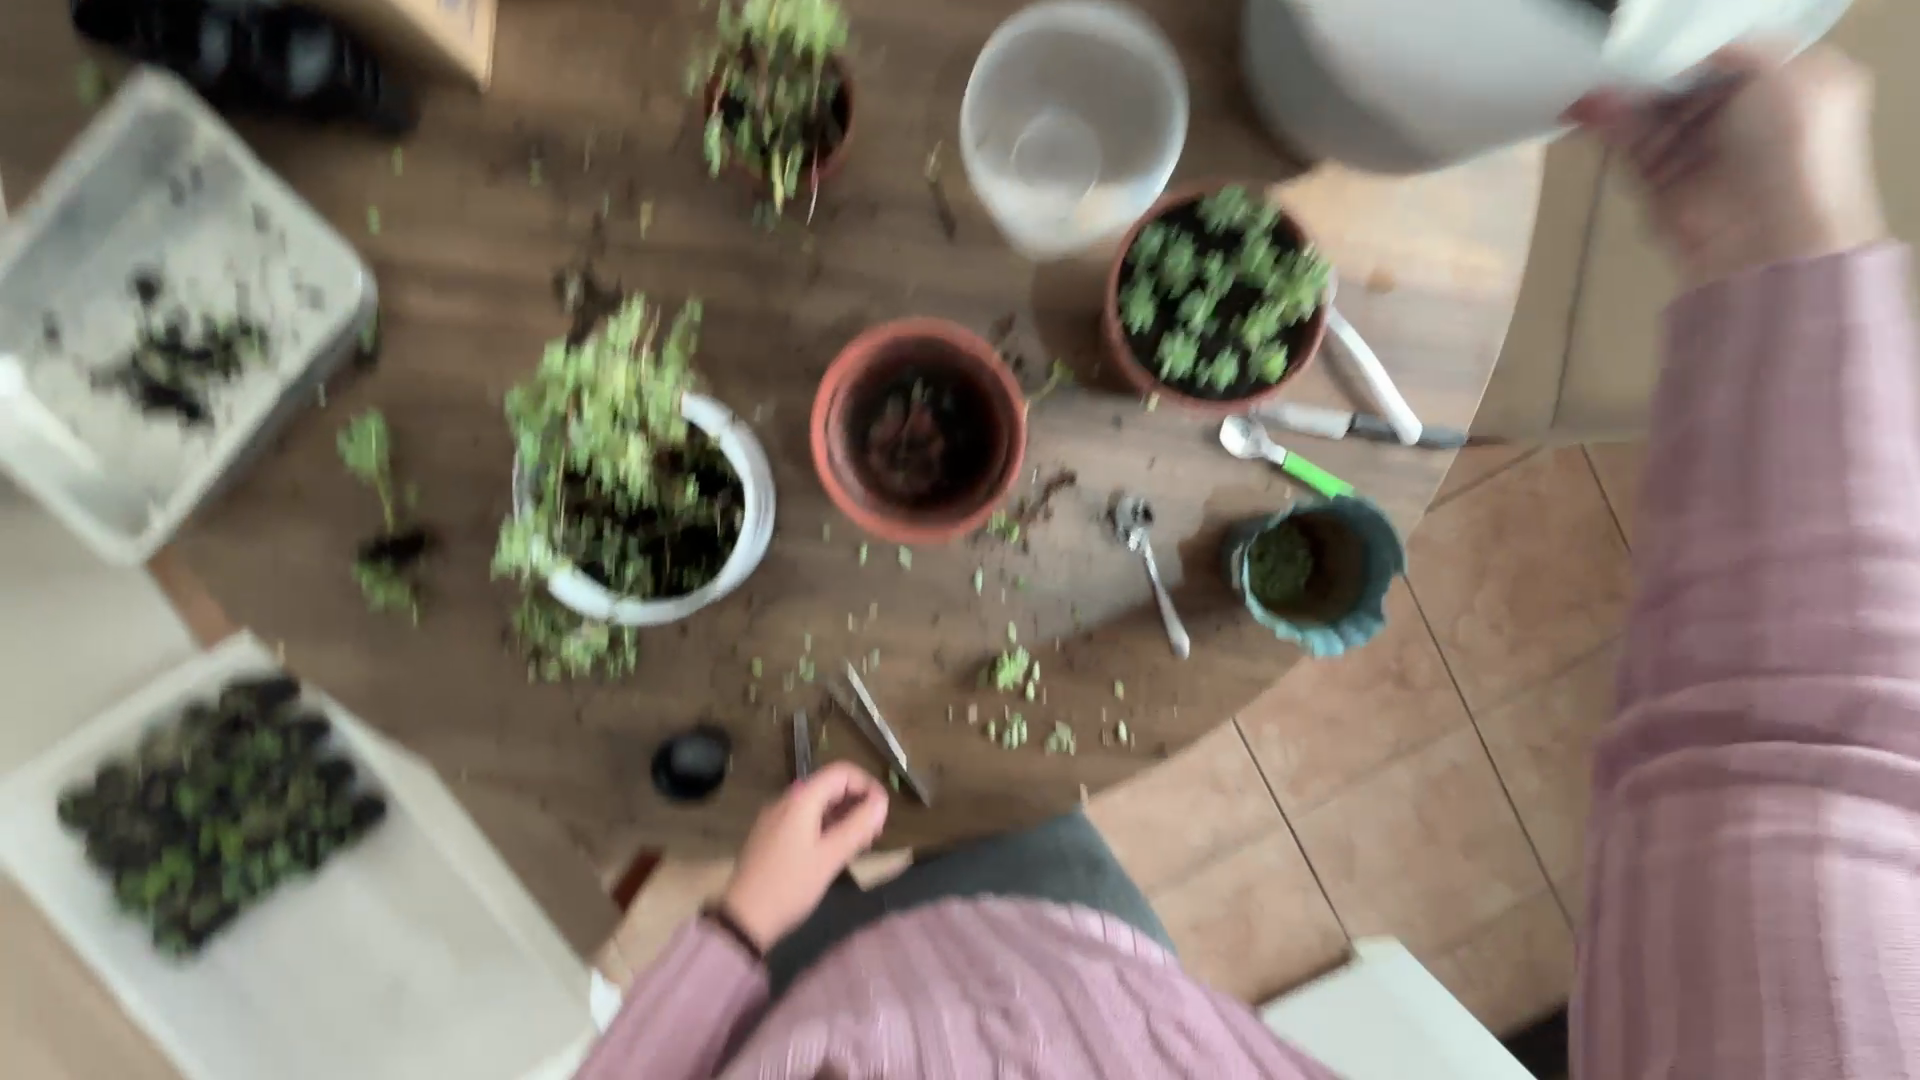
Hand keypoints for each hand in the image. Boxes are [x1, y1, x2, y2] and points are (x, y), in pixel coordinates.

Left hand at [718, 762, 889, 951]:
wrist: (743, 919)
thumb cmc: (790, 885)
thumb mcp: (830, 857)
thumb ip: (858, 826)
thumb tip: (882, 801)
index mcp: (801, 800)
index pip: (841, 772)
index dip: (866, 784)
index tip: (883, 809)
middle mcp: (786, 801)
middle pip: (829, 786)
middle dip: (856, 802)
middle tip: (875, 829)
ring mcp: (775, 818)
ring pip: (817, 804)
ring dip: (842, 815)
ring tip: (860, 841)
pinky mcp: (770, 836)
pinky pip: (804, 819)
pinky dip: (825, 826)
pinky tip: (834, 849)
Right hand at [1568, 43, 1887, 288]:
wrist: (1762, 232)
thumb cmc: (1793, 152)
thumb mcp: (1781, 71)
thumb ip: (1733, 52)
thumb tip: (1685, 56)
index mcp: (1786, 83)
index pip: (1727, 55)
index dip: (1689, 49)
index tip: (1653, 41)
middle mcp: (1742, 117)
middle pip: (1680, 86)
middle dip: (1645, 78)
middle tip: (1611, 67)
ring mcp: (1700, 151)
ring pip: (1650, 118)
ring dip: (1618, 105)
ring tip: (1588, 94)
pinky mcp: (1662, 181)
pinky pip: (1631, 149)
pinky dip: (1609, 132)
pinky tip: (1588, 114)